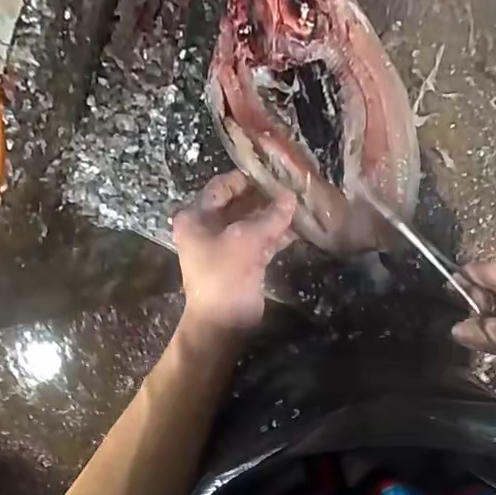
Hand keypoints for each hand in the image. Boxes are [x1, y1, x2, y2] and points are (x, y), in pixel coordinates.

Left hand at [171, 171, 298, 337]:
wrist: (223, 323)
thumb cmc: (225, 275)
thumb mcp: (246, 240)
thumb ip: (270, 216)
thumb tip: (291, 197)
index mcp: (196, 217)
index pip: (220, 187)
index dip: (245, 178)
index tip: (271, 171)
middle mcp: (207, 229)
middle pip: (238, 204)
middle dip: (264, 198)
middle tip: (290, 186)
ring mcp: (225, 248)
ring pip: (251, 224)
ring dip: (273, 216)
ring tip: (299, 205)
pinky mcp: (242, 264)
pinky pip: (260, 242)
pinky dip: (276, 235)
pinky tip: (298, 229)